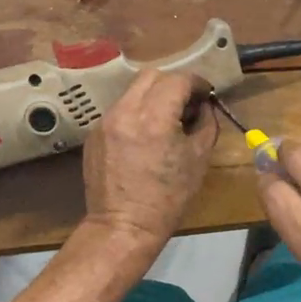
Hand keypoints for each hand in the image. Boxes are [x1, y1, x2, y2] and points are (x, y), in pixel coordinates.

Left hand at [83, 70, 217, 245]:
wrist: (124, 225)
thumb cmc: (168, 198)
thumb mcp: (199, 160)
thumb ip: (206, 125)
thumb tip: (204, 107)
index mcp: (155, 119)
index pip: (177, 80)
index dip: (196, 83)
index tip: (206, 94)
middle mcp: (125, 112)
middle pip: (151, 76)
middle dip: (173, 84)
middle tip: (187, 102)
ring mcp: (105, 122)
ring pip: (133, 91)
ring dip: (154, 97)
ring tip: (167, 118)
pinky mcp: (94, 134)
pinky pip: (120, 111)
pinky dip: (137, 113)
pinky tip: (146, 136)